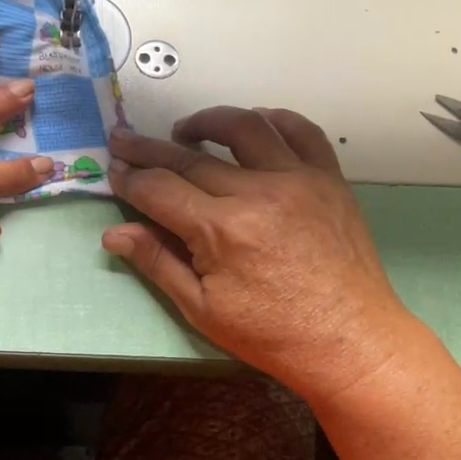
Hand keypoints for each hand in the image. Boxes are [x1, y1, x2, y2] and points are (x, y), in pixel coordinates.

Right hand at [103, 108, 417, 402]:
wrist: (348, 339)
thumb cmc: (269, 333)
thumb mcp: (201, 309)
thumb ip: (158, 262)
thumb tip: (113, 233)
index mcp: (222, 230)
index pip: (160, 189)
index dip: (130, 179)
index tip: (112, 170)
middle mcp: (258, 192)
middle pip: (191, 157)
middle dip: (149, 148)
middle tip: (123, 139)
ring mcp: (298, 179)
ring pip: (245, 127)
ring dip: (208, 121)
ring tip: (185, 130)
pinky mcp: (328, 179)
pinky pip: (302, 131)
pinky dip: (273, 120)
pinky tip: (254, 125)